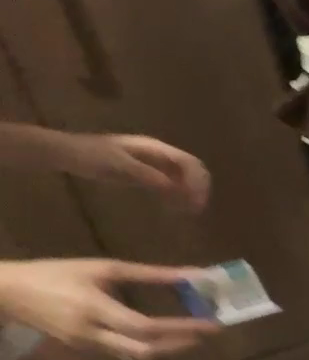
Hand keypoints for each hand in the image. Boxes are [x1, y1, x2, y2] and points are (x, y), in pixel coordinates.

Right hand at [0, 259, 220, 359]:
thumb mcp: (104, 268)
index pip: (146, 327)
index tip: (212, 324)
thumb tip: (197, 275)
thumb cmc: (56, 274)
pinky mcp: (80, 348)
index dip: (181, 328)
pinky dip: (149, 349)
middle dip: (180, 345)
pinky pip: (121, 354)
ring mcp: (83, 344)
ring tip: (194, 335)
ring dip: (167, 349)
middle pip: (142, 350)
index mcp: (94, 309)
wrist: (4, 292)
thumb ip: (152, 274)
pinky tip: (166, 339)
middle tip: (208, 333)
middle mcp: (89, 333)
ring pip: (133, 356)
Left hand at [55, 134, 209, 211]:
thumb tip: (173, 187)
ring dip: (189, 193)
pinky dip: (176, 194)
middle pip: (191, 170)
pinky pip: (169, 183)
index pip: (189, 163)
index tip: (195, 200)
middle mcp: (159, 154)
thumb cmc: (89, 155)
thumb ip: (145, 174)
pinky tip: (173, 206)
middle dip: (198, 188)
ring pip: (182, 178)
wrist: (61, 153)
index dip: (197, 181)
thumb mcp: (117, 165)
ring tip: (188, 210)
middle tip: (196, 208)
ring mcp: (152, 163)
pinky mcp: (144, 173)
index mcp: (156, 148)